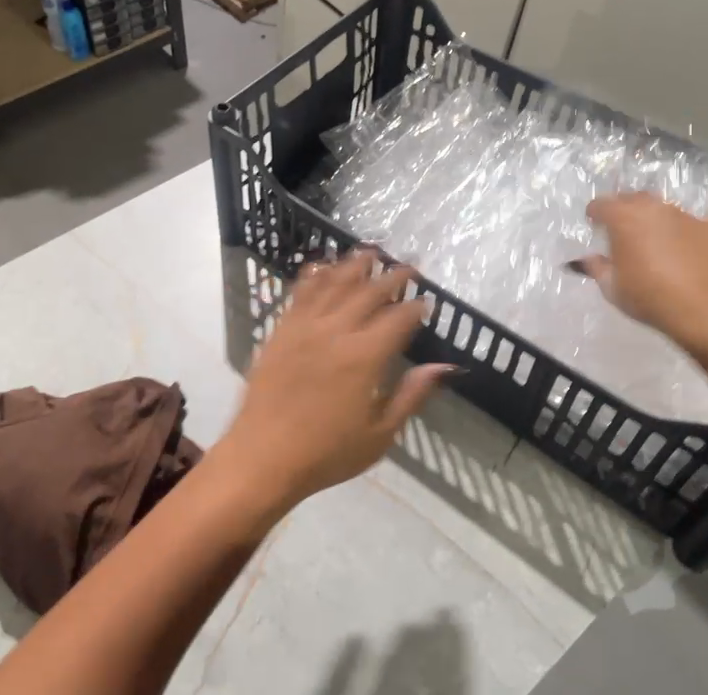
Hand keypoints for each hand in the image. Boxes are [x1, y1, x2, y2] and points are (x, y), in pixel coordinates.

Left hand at [216, 253, 454, 514]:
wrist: (263, 457)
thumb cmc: (327, 453)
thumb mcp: (380, 433)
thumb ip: (411, 394)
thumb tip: (444, 366)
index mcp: (365, 356)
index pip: (398, 318)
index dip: (416, 307)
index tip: (427, 300)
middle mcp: (335, 331)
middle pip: (369, 291)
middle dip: (392, 276)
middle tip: (409, 266)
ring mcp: (304, 327)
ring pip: (333, 284)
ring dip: (354, 265)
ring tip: (370, 252)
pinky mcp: (280, 330)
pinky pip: (300, 293)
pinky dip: (315, 276)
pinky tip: (322, 266)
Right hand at [575, 193, 707, 359]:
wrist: (705, 312)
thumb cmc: (651, 299)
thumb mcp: (612, 288)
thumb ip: (596, 267)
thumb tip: (586, 258)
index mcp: (624, 219)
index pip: (601, 204)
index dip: (594, 214)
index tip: (594, 226)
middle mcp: (654, 209)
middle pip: (633, 198)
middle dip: (623, 209)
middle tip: (622, 230)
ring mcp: (687, 216)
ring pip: (665, 205)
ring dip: (656, 214)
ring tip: (656, 232)